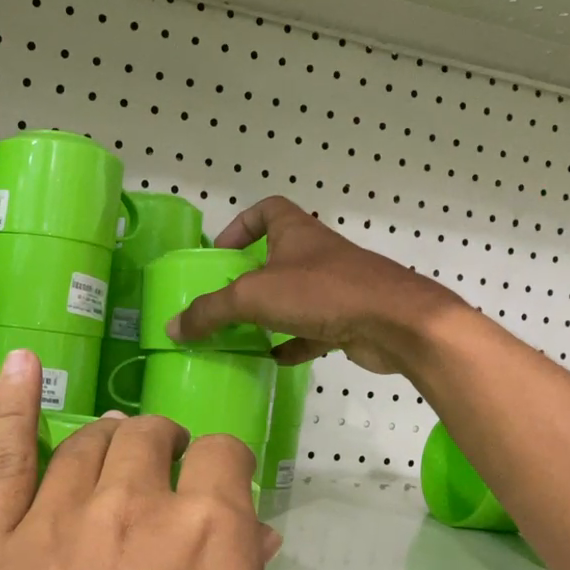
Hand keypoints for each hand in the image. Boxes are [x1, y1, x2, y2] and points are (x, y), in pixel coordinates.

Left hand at [0, 351, 280, 569]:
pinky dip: (13, 402)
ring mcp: (53, 525)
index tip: (219, 492)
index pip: (225, 460)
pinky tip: (21, 366)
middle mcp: (135, 514)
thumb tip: (241, 542)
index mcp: (214, 544)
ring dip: (108, 442)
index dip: (224, 474)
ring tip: (112, 458)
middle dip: (164, 453)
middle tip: (161, 487)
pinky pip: (3, 453)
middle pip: (152, 438)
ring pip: (88, 441)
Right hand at [169, 195, 466, 375]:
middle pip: (279, 257)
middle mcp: (317, 255)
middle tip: (224, 300)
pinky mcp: (348, 320)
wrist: (396, 323)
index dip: (242, 224)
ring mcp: (336, 288)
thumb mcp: (253, 297)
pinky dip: (292, 343)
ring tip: (242, 332)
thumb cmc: (322, 293)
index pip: (268, 209)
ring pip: (295, 296)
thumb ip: (210, 311)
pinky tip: (274, 359)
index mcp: (296, 233)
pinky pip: (312, 330)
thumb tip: (173, 327)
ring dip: (270, 312)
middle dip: (250, 276)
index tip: (221, 251)